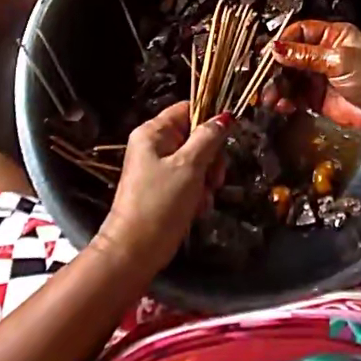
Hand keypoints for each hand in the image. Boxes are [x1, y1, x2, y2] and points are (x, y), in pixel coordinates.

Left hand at [93, 102, 229, 270]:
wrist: (134, 251)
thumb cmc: (160, 203)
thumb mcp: (189, 167)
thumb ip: (208, 138)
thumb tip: (225, 116)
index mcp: (152, 132)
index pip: (186, 110)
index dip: (208, 120)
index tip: (226, 140)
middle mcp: (152, 145)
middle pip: (194, 136)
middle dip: (210, 158)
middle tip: (215, 179)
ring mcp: (156, 167)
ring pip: (195, 161)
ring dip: (206, 179)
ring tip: (203, 199)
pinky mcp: (161, 188)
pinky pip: (187, 180)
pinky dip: (197, 192)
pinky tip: (197, 208)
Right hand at [270, 21, 360, 149]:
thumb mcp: (340, 61)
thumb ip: (306, 56)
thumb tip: (276, 49)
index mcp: (331, 36)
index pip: (299, 32)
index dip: (283, 41)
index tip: (269, 52)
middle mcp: (321, 53)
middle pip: (289, 55)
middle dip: (275, 67)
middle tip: (263, 77)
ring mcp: (316, 75)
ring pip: (287, 76)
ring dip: (276, 86)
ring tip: (270, 97)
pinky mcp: (314, 96)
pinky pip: (292, 94)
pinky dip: (283, 99)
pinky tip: (280, 105)